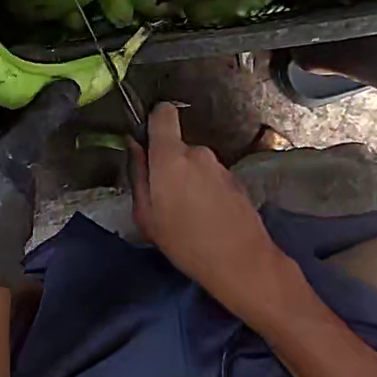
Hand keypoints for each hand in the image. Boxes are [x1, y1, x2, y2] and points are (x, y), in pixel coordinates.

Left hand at [0, 83, 76, 286]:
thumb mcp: (20, 149)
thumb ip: (43, 115)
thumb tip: (68, 85)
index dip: (4, 64)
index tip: (32, 52)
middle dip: (20, 81)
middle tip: (49, 66)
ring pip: (6, 113)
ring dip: (27, 101)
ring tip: (54, 84)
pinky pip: (14, 130)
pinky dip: (30, 119)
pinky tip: (49, 114)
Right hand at [130, 103, 312, 327]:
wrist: (242, 262)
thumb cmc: (185, 242)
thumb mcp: (147, 216)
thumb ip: (138, 175)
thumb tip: (135, 146)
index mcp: (171, 157)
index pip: (163, 114)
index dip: (154, 122)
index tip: (149, 143)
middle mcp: (199, 152)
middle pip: (178, 148)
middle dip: (170, 166)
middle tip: (166, 201)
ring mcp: (221, 166)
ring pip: (196, 165)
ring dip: (190, 181)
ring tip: (189, 215)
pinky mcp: (237, 180)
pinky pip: (212, 178)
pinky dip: (207, 191)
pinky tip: (209, 218)